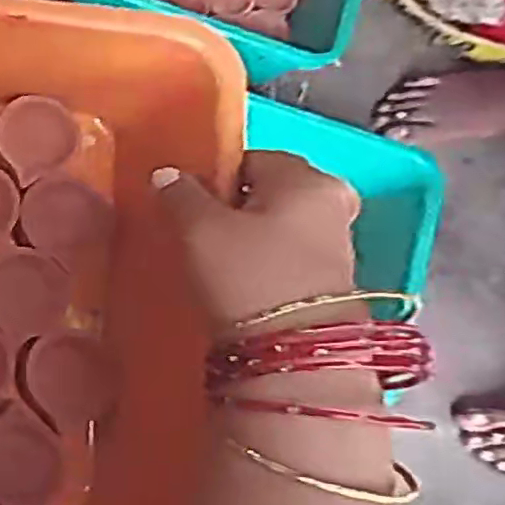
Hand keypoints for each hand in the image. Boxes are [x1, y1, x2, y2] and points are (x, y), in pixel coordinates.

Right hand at [153, 151, 359, 330]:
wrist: (289, 347)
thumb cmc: (244, 274)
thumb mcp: (198, 229)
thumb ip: (180, 194)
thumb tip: (167, 173)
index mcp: (306, 178)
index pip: (250, 157)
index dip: (213, 174)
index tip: (184, 199)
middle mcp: (333, 201)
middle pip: (266, 190)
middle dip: (229, 204)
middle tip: (193, 227)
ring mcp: (337, 241)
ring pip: (275, 222)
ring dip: (243, 232)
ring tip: (207, 254)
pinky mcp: (329, 277)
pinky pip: (283, 251)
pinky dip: (258, 256)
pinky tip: (232, 276)